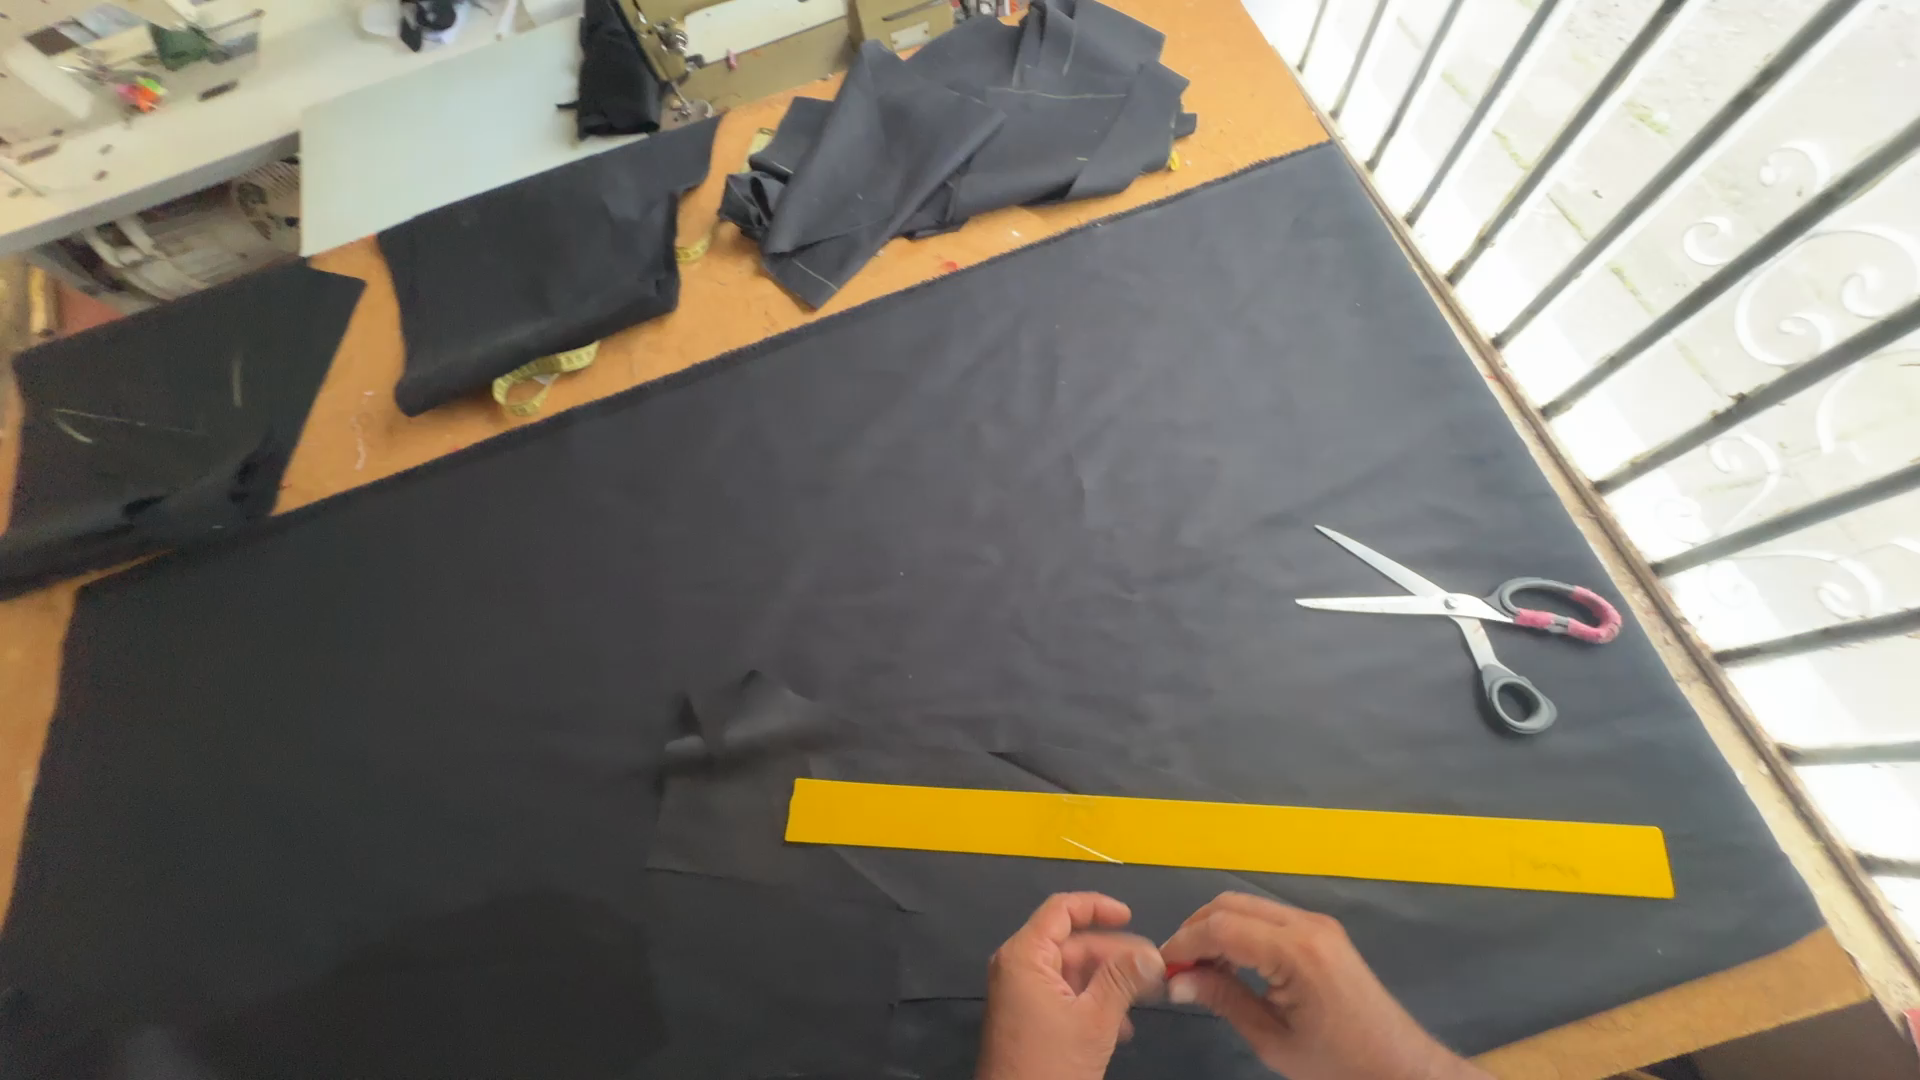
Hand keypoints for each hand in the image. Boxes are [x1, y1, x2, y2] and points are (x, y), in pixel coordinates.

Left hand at [976, 892, 1166, 1079]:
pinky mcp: (1026, 1015)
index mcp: (1025, 954)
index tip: (1130, 917)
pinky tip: (1122, 1024)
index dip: (1097, 906)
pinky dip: (1091, 1000)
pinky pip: (1062, 993)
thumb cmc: (1052, 1065)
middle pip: (1070, 942)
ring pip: (1070, 970)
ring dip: (1107, 981)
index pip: (1061, 909)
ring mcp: (1020, 990)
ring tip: (1144, 997)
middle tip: (1152, 967)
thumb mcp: (1094, 1020)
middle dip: (1112, 953)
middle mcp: (1018, 964)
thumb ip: (1122, 979)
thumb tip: (1153, 953)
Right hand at [1160, 893, 1489, 1079]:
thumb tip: (1176, 981)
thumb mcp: (1275, 1042)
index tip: (1162, 968)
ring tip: (1201, 967)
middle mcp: (1305, 923)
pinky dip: (1239, 929)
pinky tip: (1232, 961)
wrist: (1407, 1074)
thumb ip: (1224, 1000)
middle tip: (1178, 966)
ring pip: (1245, 904)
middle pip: (1229, 904)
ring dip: (1215, 927)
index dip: (1185, 943)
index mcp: (1296, 952)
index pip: (1221, 927)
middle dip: (1196, 929)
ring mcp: (1316, 922)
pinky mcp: (1321, 929)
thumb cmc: (1342, 1068)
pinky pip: (1265, 915)